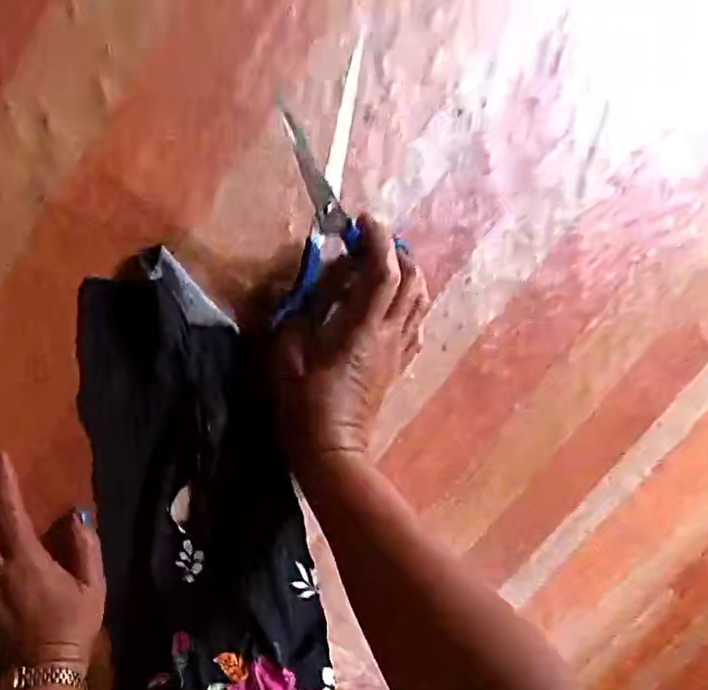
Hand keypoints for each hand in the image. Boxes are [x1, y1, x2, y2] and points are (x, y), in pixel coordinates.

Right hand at [270, 215, 429, 466]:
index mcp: (362, 329)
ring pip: (419, 301)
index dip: (377, 239)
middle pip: (412, 280)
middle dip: (396, 253)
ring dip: (407, 277)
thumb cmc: (304, 407)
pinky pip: (415, 327)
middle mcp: (389, 335)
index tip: (361, 221)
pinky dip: (409, 306)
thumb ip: (301, 313)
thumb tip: (314, 284)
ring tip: (383, 270)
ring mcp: (397, 353)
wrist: (331, 451)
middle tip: (370, 245)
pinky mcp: (397, 369)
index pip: (383, 270)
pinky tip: (390, 309)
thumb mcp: (288, 356)